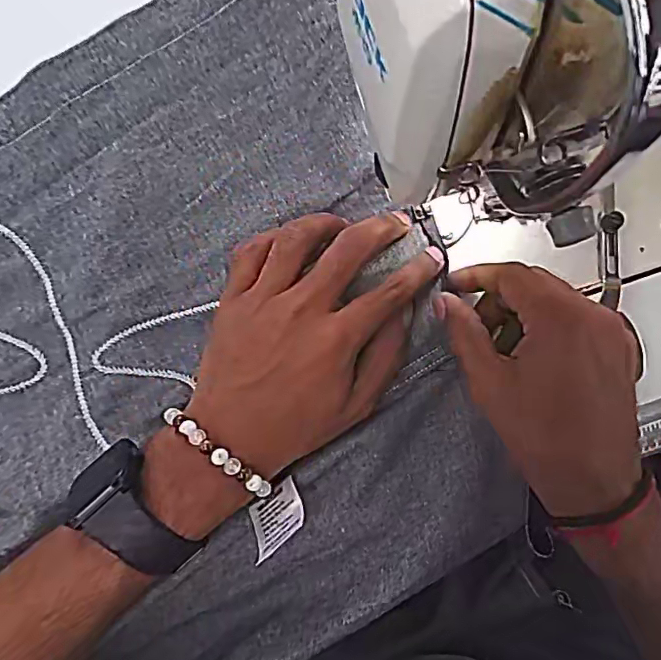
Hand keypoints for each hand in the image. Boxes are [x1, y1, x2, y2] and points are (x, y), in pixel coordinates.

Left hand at [141, 211, 442, 538]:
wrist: (231, 437)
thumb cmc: (292, 426)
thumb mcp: (355, 406)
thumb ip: (385, 359)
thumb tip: (402, 318)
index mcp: (335, 339)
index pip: (389, 290)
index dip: (417, 270)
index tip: (428, 258)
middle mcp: (301, 310)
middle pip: (348, 248)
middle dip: (381, 228)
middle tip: (394, 224)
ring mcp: (263, 300)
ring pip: (297, 238)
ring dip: (326, 222)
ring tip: (342, 223)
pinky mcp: (234, 300)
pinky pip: (252, 251)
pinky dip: (273, 236)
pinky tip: (289, 239)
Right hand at [437, 263, 642, 518]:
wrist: (594, 480)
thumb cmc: (553, 443)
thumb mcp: (491, 384)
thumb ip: (465, 334)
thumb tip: (451, 306)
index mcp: (562, 318)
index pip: (513, 274)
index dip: (478, 276)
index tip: (460, 284)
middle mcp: (594, 317)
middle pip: (536, 283)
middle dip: (500, 298)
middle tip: (475, 322)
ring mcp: (611, 332)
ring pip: (558, 300)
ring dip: (526, 313)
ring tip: (503, 349)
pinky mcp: (619, 348)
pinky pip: (579, 320)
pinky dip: (551, 327)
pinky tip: (532, 358)